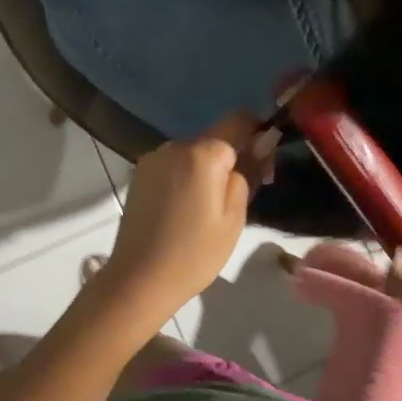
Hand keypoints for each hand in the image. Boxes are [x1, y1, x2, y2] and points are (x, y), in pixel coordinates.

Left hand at [101, 114, 275, 311]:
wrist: (139, 279)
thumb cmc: (195, 253)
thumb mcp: (234, 218)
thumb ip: (246, 174)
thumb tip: (257, 148)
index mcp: (202, 154)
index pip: (238, 120)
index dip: (256, 134)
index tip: (262, 164)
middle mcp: (174, 146)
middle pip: (214, 139)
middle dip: (230, 158)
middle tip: (239, 196)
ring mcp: (152, 160)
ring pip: (192, 153)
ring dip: (206, 169)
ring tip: (208, 209)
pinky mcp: (139, 176)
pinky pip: (173, 166)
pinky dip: (185, 177)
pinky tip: (184, 210)